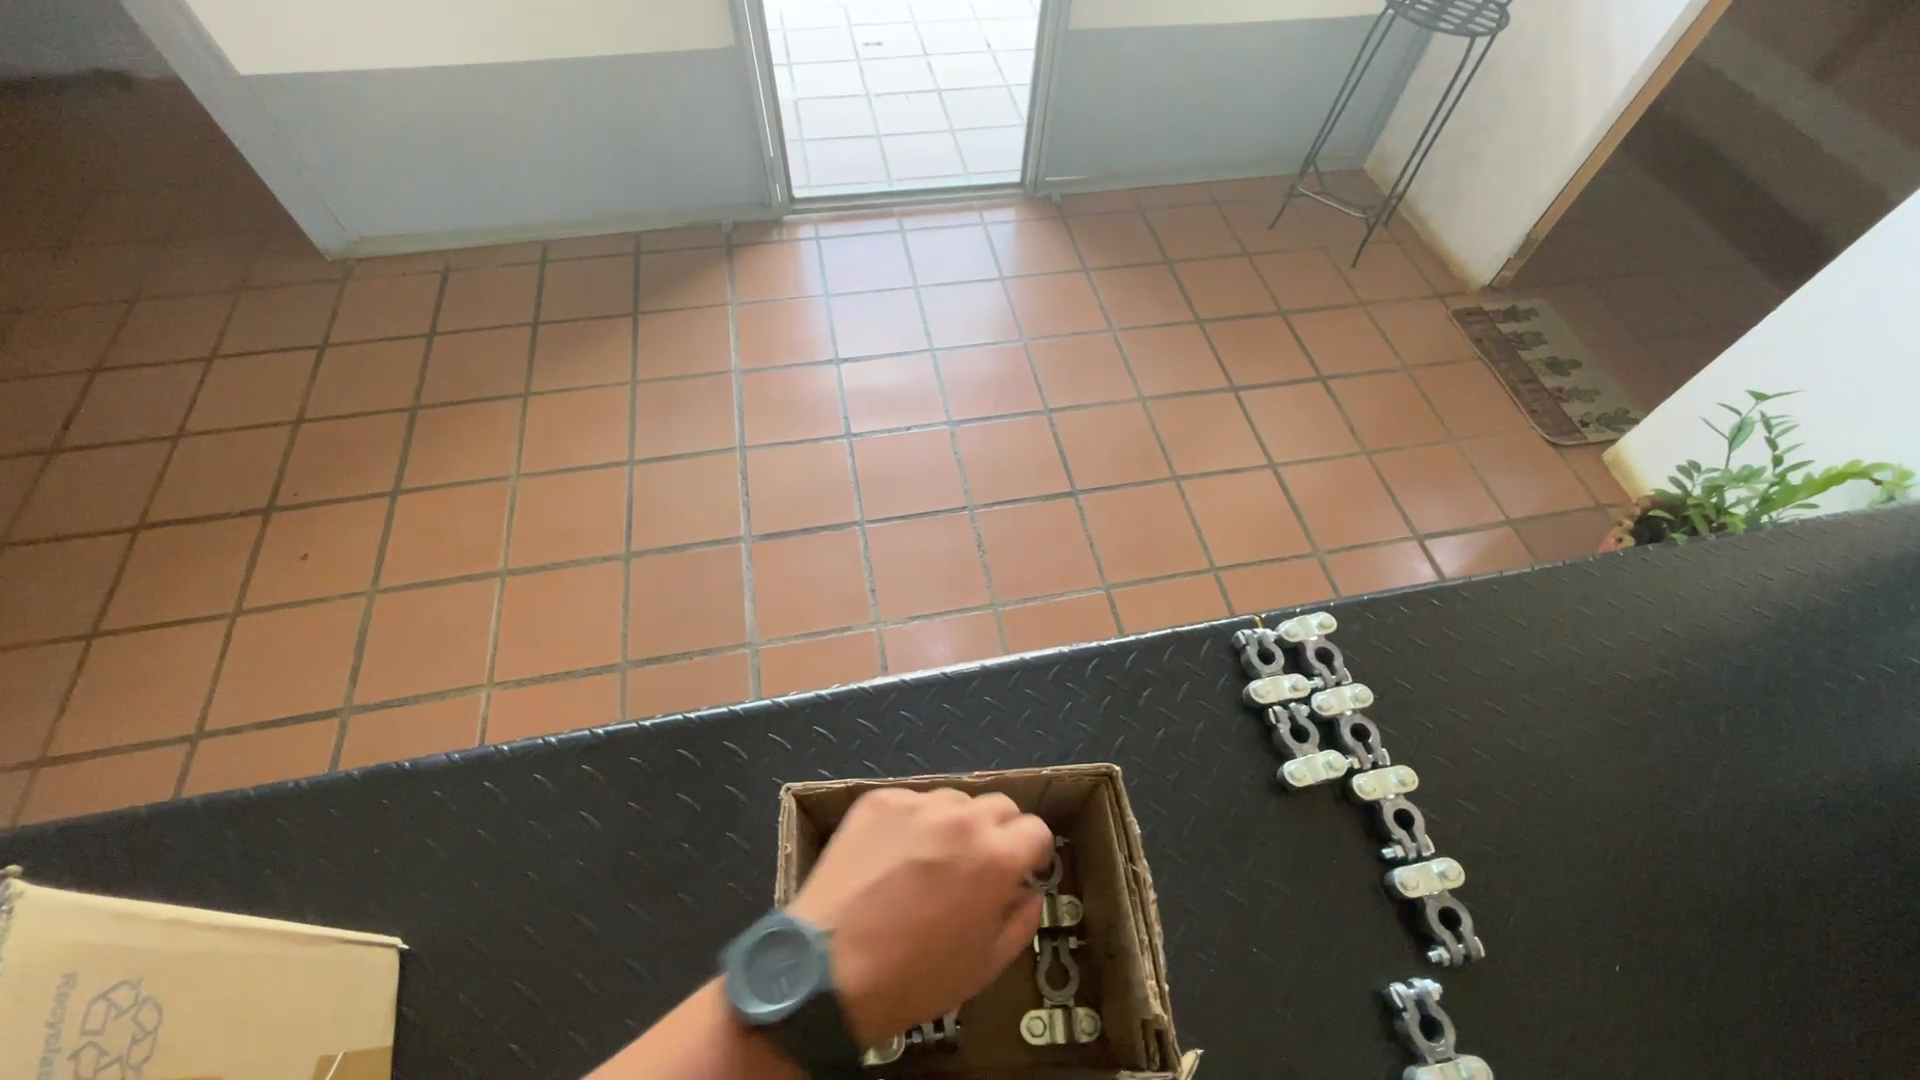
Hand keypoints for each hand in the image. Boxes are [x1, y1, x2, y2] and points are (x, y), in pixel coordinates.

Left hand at [787, 787, 1054, 1047]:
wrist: (829, 970)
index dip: (1031, 853)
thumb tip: (1029, 890)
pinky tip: (893, 857)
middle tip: (976, 866)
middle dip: (999, 833)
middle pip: (1000, 806)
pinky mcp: (878, 801)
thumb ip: (1020, 920)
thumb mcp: (985, 965)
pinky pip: (911, 803)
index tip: (1019, 870)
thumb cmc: (915, 977)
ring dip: (956, 824)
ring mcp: (917, 805)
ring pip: (955, 801)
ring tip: (930, 860)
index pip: (1036, 830)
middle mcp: (963, 819)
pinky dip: (913, 824)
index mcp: (997, 857)